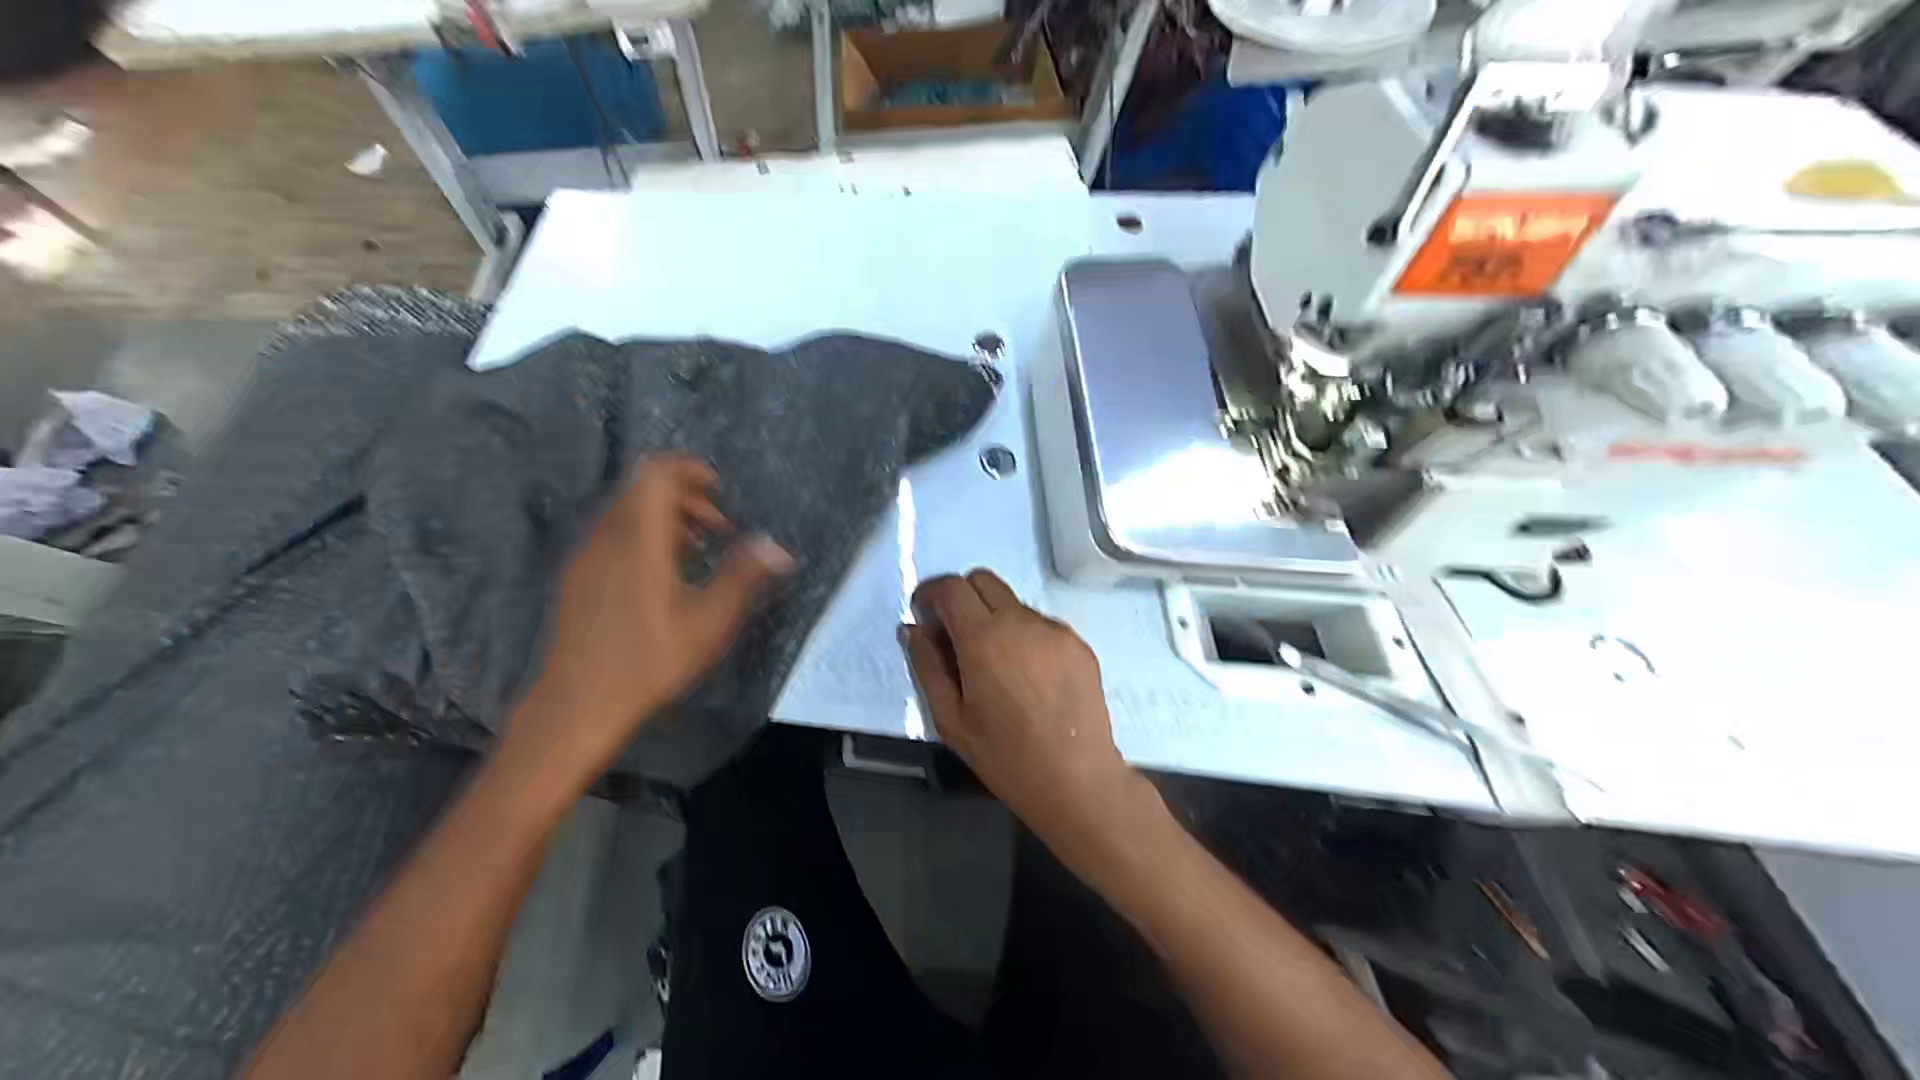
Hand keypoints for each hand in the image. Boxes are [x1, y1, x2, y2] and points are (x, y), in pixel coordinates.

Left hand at [510, 456, 792, 775]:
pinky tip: (664, 574)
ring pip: (626, 509)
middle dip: (685, 495)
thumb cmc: (646, 662)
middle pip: (642, 486)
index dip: (689, 468)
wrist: (574, 705)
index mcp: (636, 538)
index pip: (655, 471)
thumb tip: (778, 547)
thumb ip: (742, 577)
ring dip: (666, 516)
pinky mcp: (577, 574)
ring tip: (698, 550)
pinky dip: (644, 534)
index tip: (720, 490)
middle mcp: (605, 535)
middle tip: (719, 527)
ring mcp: (586, 554)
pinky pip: (613, 531)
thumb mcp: (707, 622)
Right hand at [903, 570, 1134, 843]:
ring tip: (995, 667)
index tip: (924, 613)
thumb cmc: (1005, 758)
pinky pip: (1041, 625)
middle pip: (983, 580)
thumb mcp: (950, 719)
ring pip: (1013, 603)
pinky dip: (1023, 636)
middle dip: (961, 597)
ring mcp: (1056, 631)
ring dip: (993, 619)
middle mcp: (1022, 622)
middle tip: (953, 634)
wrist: (1077, 781)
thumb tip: (913, 628)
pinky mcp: (1079, 644)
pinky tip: (1027, 678)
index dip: (930, 592)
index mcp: (985, 639)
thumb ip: (927, 666)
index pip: (952, 587)